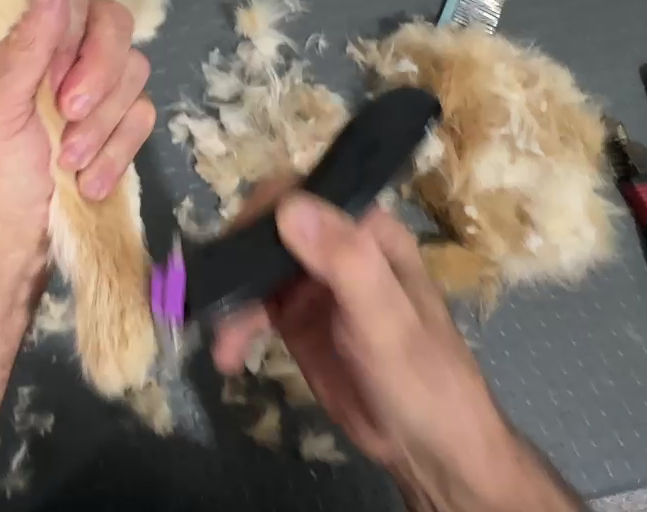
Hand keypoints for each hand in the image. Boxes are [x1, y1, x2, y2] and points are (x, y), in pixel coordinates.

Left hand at [0, 0, 155, 259]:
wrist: (16, 235)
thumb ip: (27, 43)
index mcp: (36, 43)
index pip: (89, 8)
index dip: (89, 49)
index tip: (61, 91)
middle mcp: (70, 58)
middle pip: (121, 38)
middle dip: (100, 88)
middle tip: (67, 122)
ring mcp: (100, 92)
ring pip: (137, 82)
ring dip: (103, 130)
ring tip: (67, 164)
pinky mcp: (120, 126)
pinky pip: (144, 121)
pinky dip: (116, 156)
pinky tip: (88, 184)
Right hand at [210, 189, 579, 510]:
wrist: (432, 454)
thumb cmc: (423, 380)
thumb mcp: (386, 319)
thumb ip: (344, 260)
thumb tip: (287, 206)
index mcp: (364, 231)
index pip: (300, 193)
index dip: (263, 212)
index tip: (237, 248)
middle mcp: (334, 246)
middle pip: (266, 227)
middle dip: (235, 257)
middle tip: (215, 290)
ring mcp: (311, 281)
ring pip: (252, 266)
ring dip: (229, 295)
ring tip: (220, 337)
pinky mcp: (294, 315)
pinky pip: (251, 304)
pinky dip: (234, 324)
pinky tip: (227, 353)